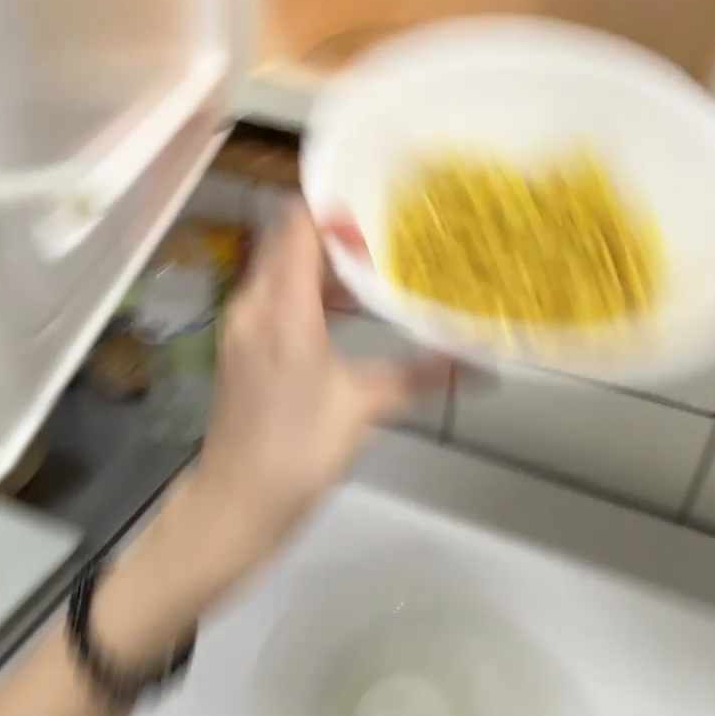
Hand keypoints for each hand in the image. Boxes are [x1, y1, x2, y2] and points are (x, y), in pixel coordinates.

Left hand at [92, 201, 447, 663]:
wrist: (235, 505)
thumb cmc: (297, 450)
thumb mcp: (364, 407)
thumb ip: (420, 375)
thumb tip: (479, 368)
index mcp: (281, 308)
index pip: (297, 225)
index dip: (335, 211)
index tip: (380, 220)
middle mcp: (255, 304)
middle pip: (289, 241)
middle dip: (337, 234)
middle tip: (392, 238)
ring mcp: (244, 325)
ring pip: (284, 270)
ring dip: (327, 266)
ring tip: (380, 271)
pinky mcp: (245, 347)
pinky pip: (278, 298)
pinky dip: (313, 293)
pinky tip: (352, 314)